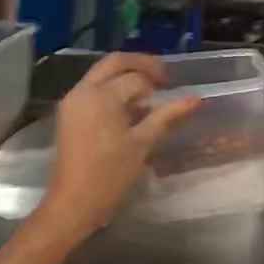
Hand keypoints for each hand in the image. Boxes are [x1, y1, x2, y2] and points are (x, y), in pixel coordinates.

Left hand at [38, 54, 199, 236]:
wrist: (75, 201)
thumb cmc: (111, 174)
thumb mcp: (143, 143)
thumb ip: (167, 116)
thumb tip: (196, 99)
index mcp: (101, 96)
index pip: (135, 79)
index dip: (156, 83)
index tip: (172, 89)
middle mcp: (83, 90)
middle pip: (114, 63)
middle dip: (139, 64)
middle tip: (162, 77)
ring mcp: (72, 101)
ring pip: (100, 74)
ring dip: (124, 77)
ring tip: (147, 95)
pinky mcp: (67, 112)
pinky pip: (91, 89)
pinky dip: (111, 90)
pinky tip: (127, 108)